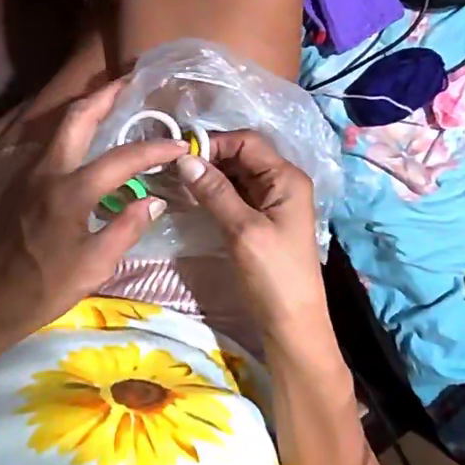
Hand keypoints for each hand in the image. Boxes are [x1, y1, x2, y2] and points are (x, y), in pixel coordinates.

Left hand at [0, 80, 186, 350]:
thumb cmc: (45, 286)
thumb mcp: (95, 264)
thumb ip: (127, 227)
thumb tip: (154, 200)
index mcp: (70, 190)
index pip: (121, 158)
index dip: (153, 149)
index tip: (178, 144)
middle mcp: (46, 170)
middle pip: (77, 117)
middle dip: (105, 95)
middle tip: (132, 82)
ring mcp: (28, 174)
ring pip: (60, 129)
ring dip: (88, 112)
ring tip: (116, 106)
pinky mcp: (19, 184)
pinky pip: (52, 147)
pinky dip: (75, 135)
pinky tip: (90, 146)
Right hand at [174, 130, 330, 343]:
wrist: (292, 323)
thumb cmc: (273, 275)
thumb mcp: (242, 230)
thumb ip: (214, 191)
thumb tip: (184, 158)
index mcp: (286, 178)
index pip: (247, 141)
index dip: (214, 143)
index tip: (179, 156)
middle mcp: (281, 183)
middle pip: (241, 155)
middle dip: (208, 157)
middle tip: (172, 168)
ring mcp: (272, 202)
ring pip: (236, 174)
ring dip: (208, 175)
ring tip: (176, 181)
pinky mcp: (261, 219)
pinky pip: (235, 194)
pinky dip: (214, 192)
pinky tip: (192, 197)